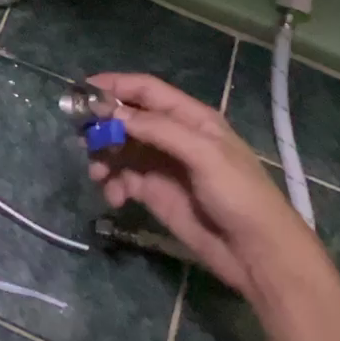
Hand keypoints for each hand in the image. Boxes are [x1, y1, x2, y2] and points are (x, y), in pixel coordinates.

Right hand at [85, 73, 308, 293]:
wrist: (257, 253)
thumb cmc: (238, 194)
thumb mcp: (204, 154)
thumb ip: (159, 129)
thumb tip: (113, 113)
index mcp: (190, 118)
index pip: (146, 91)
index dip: (114, 86)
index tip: (82, 90)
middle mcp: (174, 137)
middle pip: (128, 119)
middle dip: (103, 125)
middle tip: (82, 137)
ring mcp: (163, 166)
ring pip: (121, 150)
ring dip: (104, 157)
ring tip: (96, 173)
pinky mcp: (155, 194)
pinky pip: (123, 179)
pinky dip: (112, 185)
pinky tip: (113, 197)